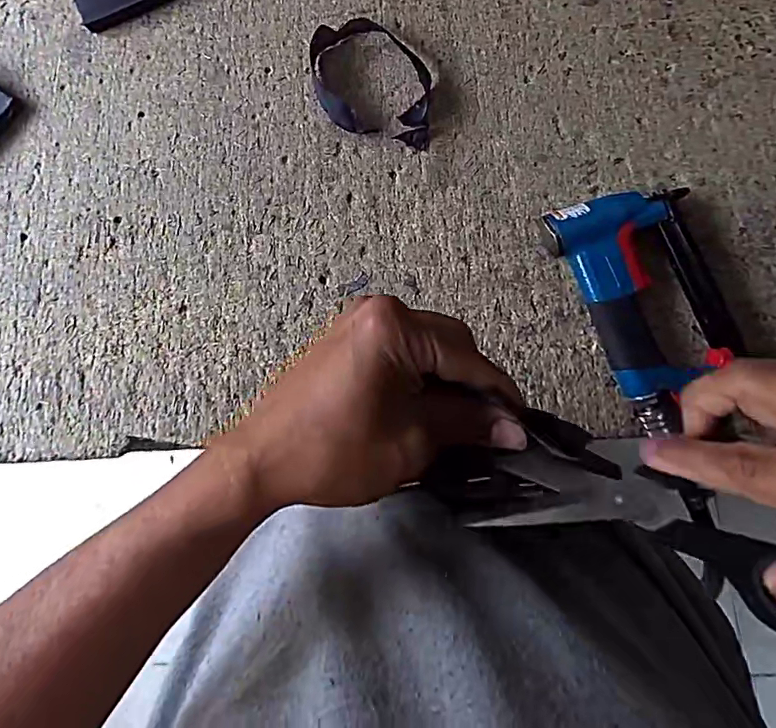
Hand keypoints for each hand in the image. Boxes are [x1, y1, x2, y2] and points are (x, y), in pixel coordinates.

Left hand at [209, 296, 525, 511]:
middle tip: (490, 423)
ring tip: (460, 418)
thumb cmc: (329, 453)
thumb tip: (511, 428)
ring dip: (448, 378)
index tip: (519, 419)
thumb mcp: (411, 441)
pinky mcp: (350, 336)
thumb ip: (467, 425)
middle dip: (473, 382)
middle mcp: (381, 311)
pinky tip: (427, 404)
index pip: (465, 357)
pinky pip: (403, 347)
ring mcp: (362, 320)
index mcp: (395, 327)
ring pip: (429, 344)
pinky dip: (422, 374)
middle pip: (450, 341)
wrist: (256, 463)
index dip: (497, 391)